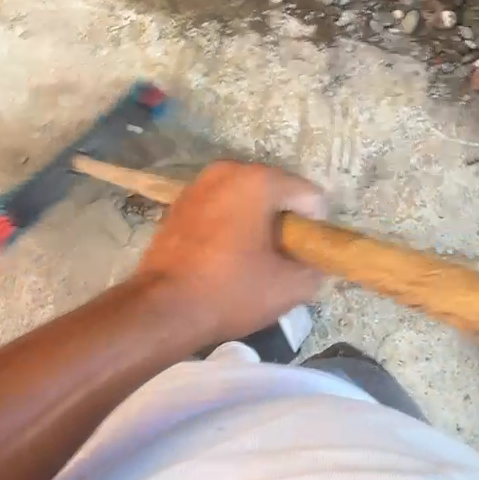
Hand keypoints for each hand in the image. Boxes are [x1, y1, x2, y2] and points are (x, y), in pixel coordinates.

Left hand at [134, 161, 327, 346]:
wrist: (162, 308)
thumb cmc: (230, 290)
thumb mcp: (289, 287)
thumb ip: (315, 268)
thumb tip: (313, 263)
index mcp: (258, 180)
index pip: (309, 195)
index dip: (315, 226)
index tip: (307, 256)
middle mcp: (227, 171)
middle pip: (276, 192)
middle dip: (285, 221)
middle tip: (284, 259)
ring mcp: (198, 185)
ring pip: (245, 199)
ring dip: (256, 222)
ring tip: (255, 259)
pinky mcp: (179, 204)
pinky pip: (219, 208)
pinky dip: (229, 224)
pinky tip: (226, 255)